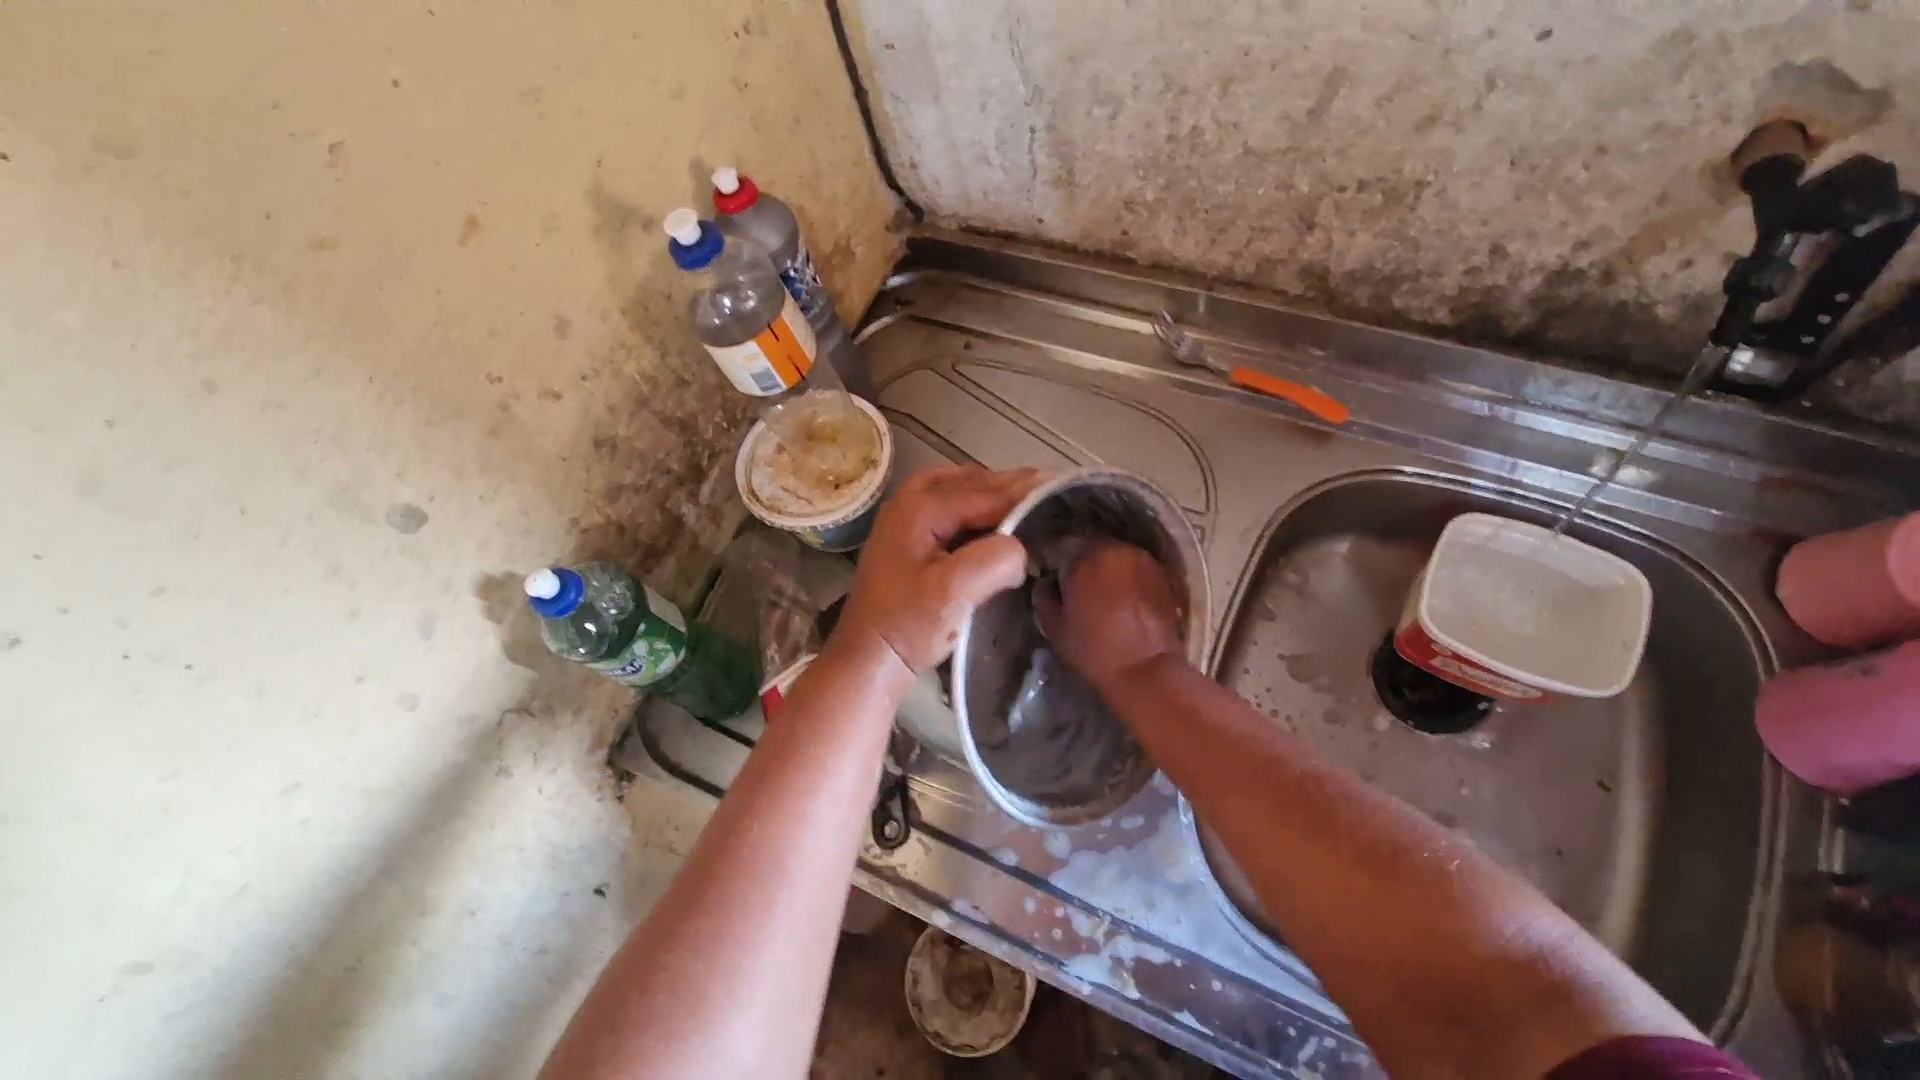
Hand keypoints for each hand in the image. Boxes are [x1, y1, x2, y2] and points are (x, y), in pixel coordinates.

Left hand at [833, 466, 1039, 674]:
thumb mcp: (955, 592)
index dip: (1025, 492)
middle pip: (970, 482)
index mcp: (920, 508)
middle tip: (1050, 489)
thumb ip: (995, 559)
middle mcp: (908, 502)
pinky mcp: (906, 539)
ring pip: (957, 490)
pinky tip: (994, 521)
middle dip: (1009, 485)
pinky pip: (947, 507)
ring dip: (991, 492)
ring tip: (1027, 500)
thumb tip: (1021, 547)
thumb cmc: (909, 625)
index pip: (985, 492)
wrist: (867, 658)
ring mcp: (903, 519)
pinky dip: (974, 506)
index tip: (1061, 488)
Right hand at [1035, 539, 1184, 689]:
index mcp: (1083, 558)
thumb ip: (1044, 596)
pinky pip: (1134, 565)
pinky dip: (1125, 574)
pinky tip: (1121, 596)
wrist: (1146, 670)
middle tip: (1075, 584)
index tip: (1050, 577)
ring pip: (1113, 554)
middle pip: (1089, 545)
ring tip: (1100, 590)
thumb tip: (1045, 582)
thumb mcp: (1055, 628)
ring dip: (1104, 566)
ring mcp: (1141, 558)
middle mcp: (1113, 549)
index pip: (1059, 545)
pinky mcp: (1161, 572)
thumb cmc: (1094, 650)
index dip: (1052, 561)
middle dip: (1080, 561)